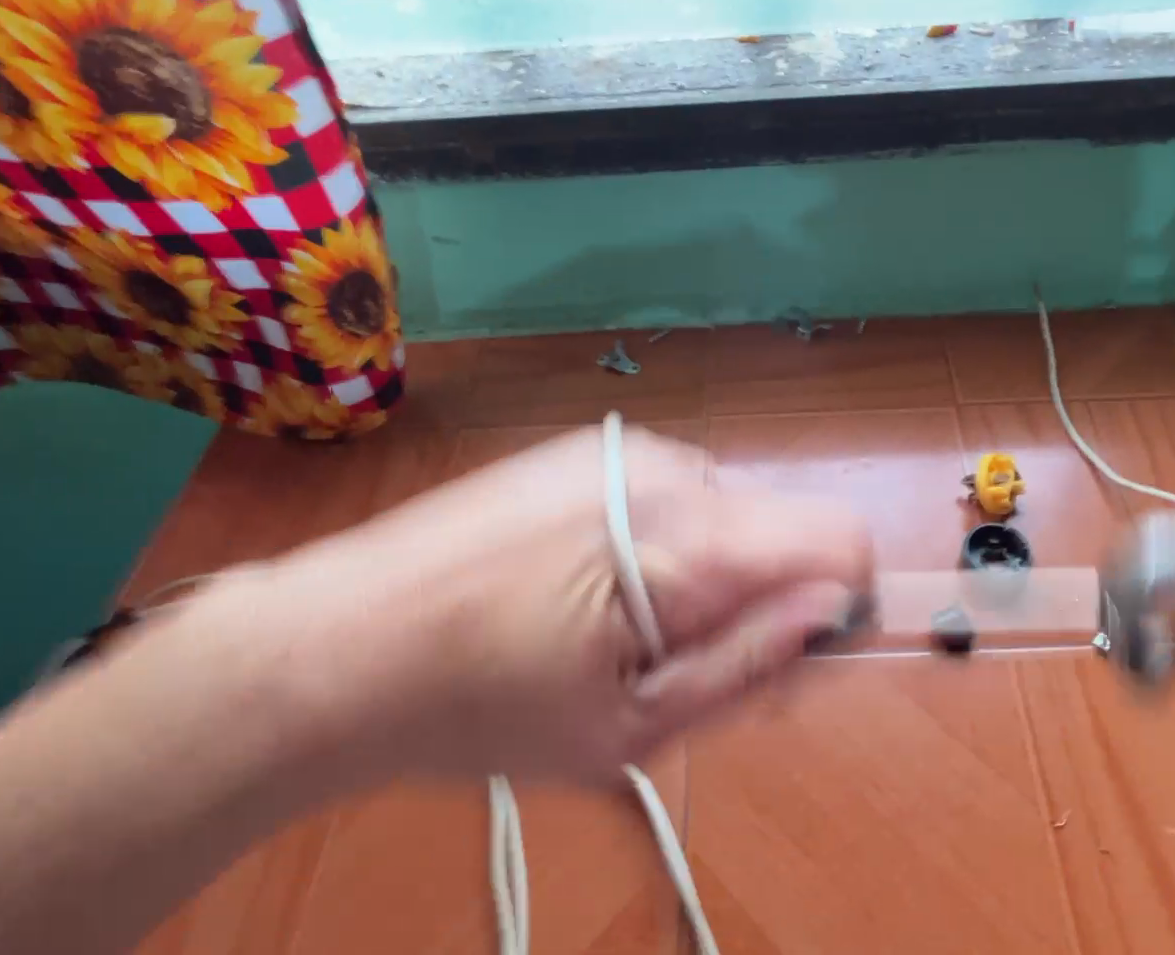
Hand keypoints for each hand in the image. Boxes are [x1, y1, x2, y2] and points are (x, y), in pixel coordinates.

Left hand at [177, 423, 874, 788]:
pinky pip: (672, 491)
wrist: (335, 642)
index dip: (837, 599)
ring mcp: (621, 448)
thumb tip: (831, 611)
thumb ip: (748, 663)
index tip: (783, 652)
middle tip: (680, 661)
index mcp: (691, 533)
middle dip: (762, 592)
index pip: (839, 534)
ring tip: (619, 627)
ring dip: (706, 569)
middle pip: (782, 522)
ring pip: (728, 507)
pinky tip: (585, 583)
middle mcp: (670, 466)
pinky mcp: (582, 449)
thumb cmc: (484, 707)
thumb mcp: (633, 726)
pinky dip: (662, 539)